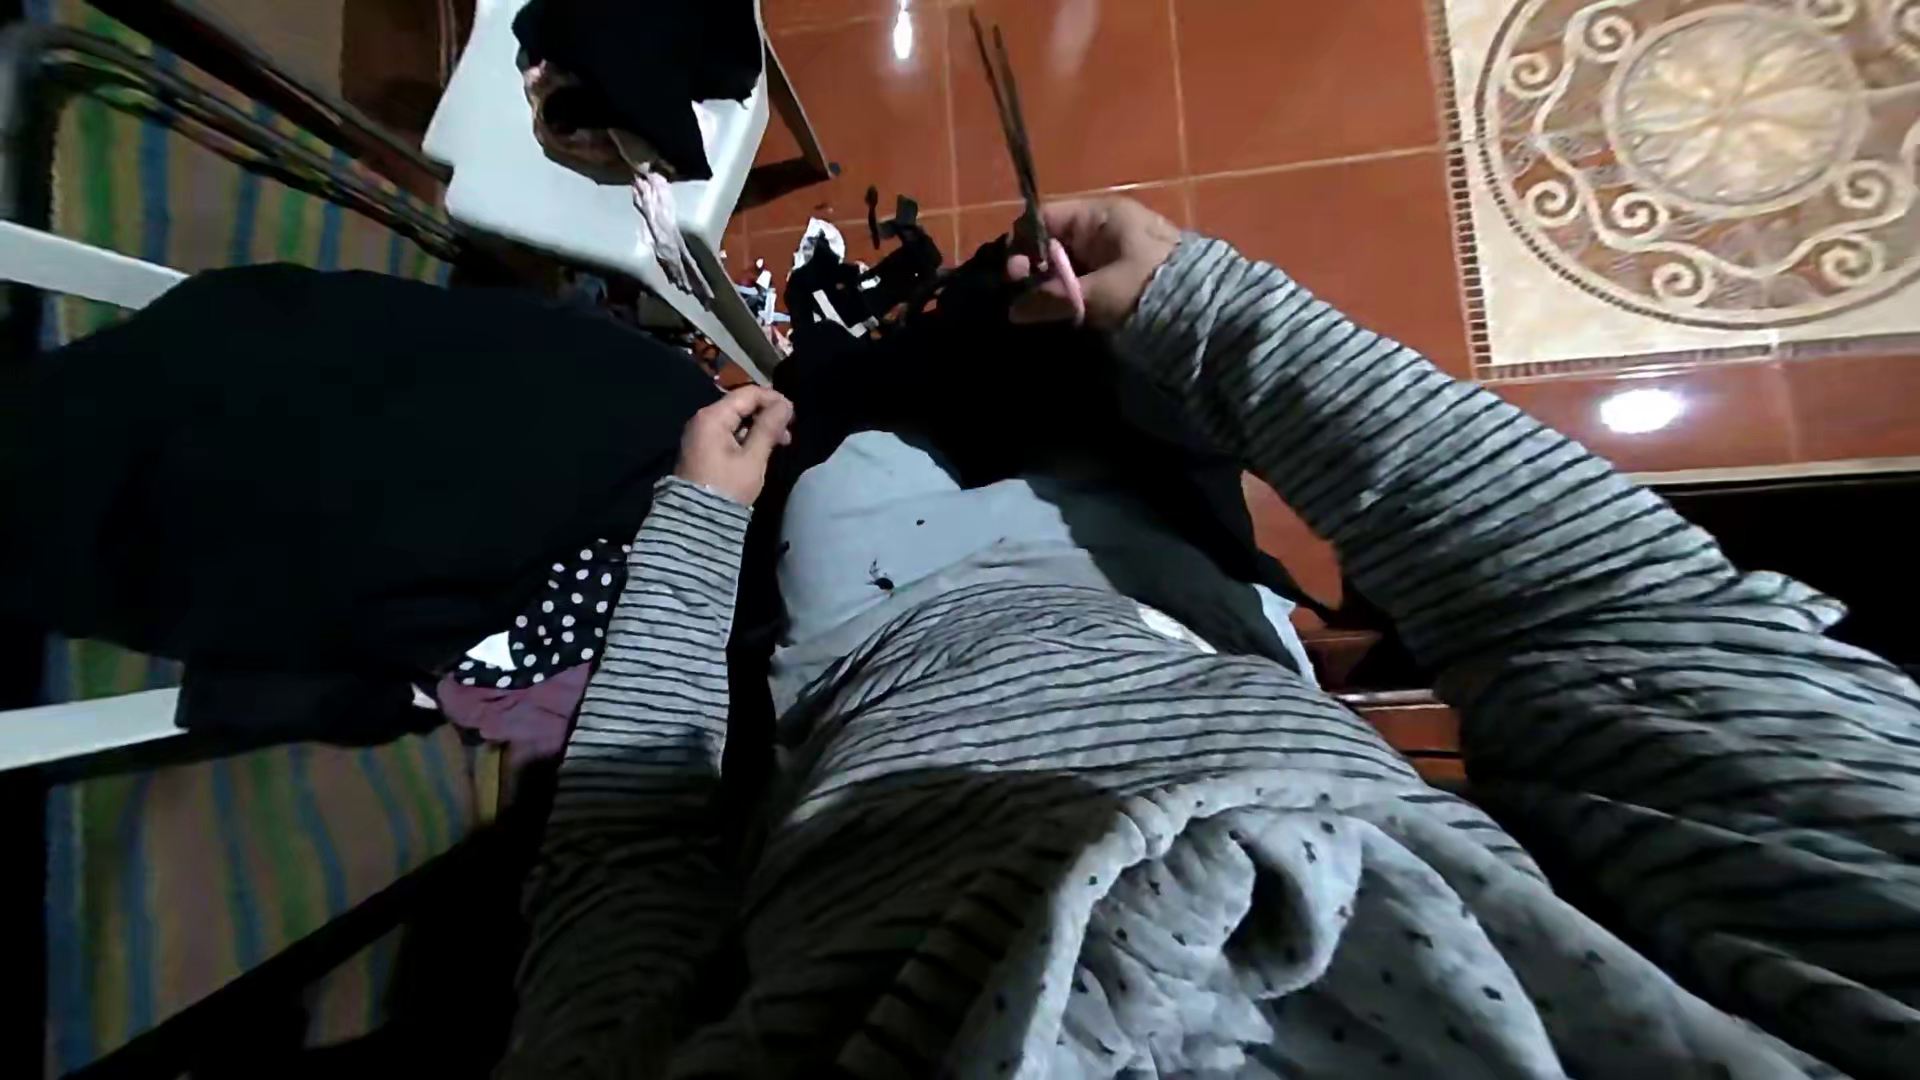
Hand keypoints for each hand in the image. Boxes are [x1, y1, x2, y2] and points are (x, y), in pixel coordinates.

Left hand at [674, 386, 793, 505]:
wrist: (697, 519)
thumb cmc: (728, 487)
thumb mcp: (753, 458)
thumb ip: (769, 428)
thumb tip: (786, 404)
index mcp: (713, 417)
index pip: (748, 394)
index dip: (774, 399)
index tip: (794, 415)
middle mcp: (704, 419)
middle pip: (742, 404)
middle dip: (768, 414)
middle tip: (789, 432)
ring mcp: (702, 433)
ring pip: (737, 419)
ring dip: (760, 427)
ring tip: (781, 443)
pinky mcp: (704, 447)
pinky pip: (730, 432)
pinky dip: (748, 436)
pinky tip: (763, 448)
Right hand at [1005, 197, 1180, 329]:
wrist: (1205, 311)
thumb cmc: (1149, 289)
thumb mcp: (1097, 294)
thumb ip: (1053, 300)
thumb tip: (1013, 310)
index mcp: (1098, 216)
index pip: (1044, 218)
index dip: (1022, 245)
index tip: (1014, 276)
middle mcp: (1103, 227)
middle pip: (1052, 243)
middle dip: (1034, 270)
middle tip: (1024, 300)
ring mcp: (1112, 252)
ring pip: (1065, 266)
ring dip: (1050, 288)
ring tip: (1039, 311)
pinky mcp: (1119, 277)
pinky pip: (1082, 281)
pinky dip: (1069, 296)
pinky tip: (1061, 314)